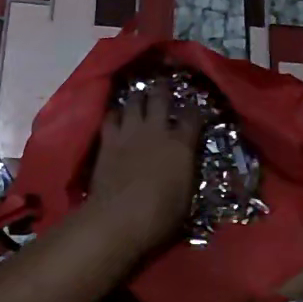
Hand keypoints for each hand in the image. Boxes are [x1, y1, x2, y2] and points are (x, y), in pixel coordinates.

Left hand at [85, 78, 206, 237]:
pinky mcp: (107, 139)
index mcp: (181, 145)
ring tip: (138, 94)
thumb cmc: (160, 215)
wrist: (119, 216)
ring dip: (137, 97)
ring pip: (133, 101)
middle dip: (163, 90)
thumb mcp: (186, 196)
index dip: (195, 111)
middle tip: (163, 85)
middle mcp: (156, 130)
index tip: (195, 110)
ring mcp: (129, 132)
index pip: (193, 118)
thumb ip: (185, 173)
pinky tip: (115, 114)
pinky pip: (110, 117)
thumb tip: (184, 167)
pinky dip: (114, 114)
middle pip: (160, 98)